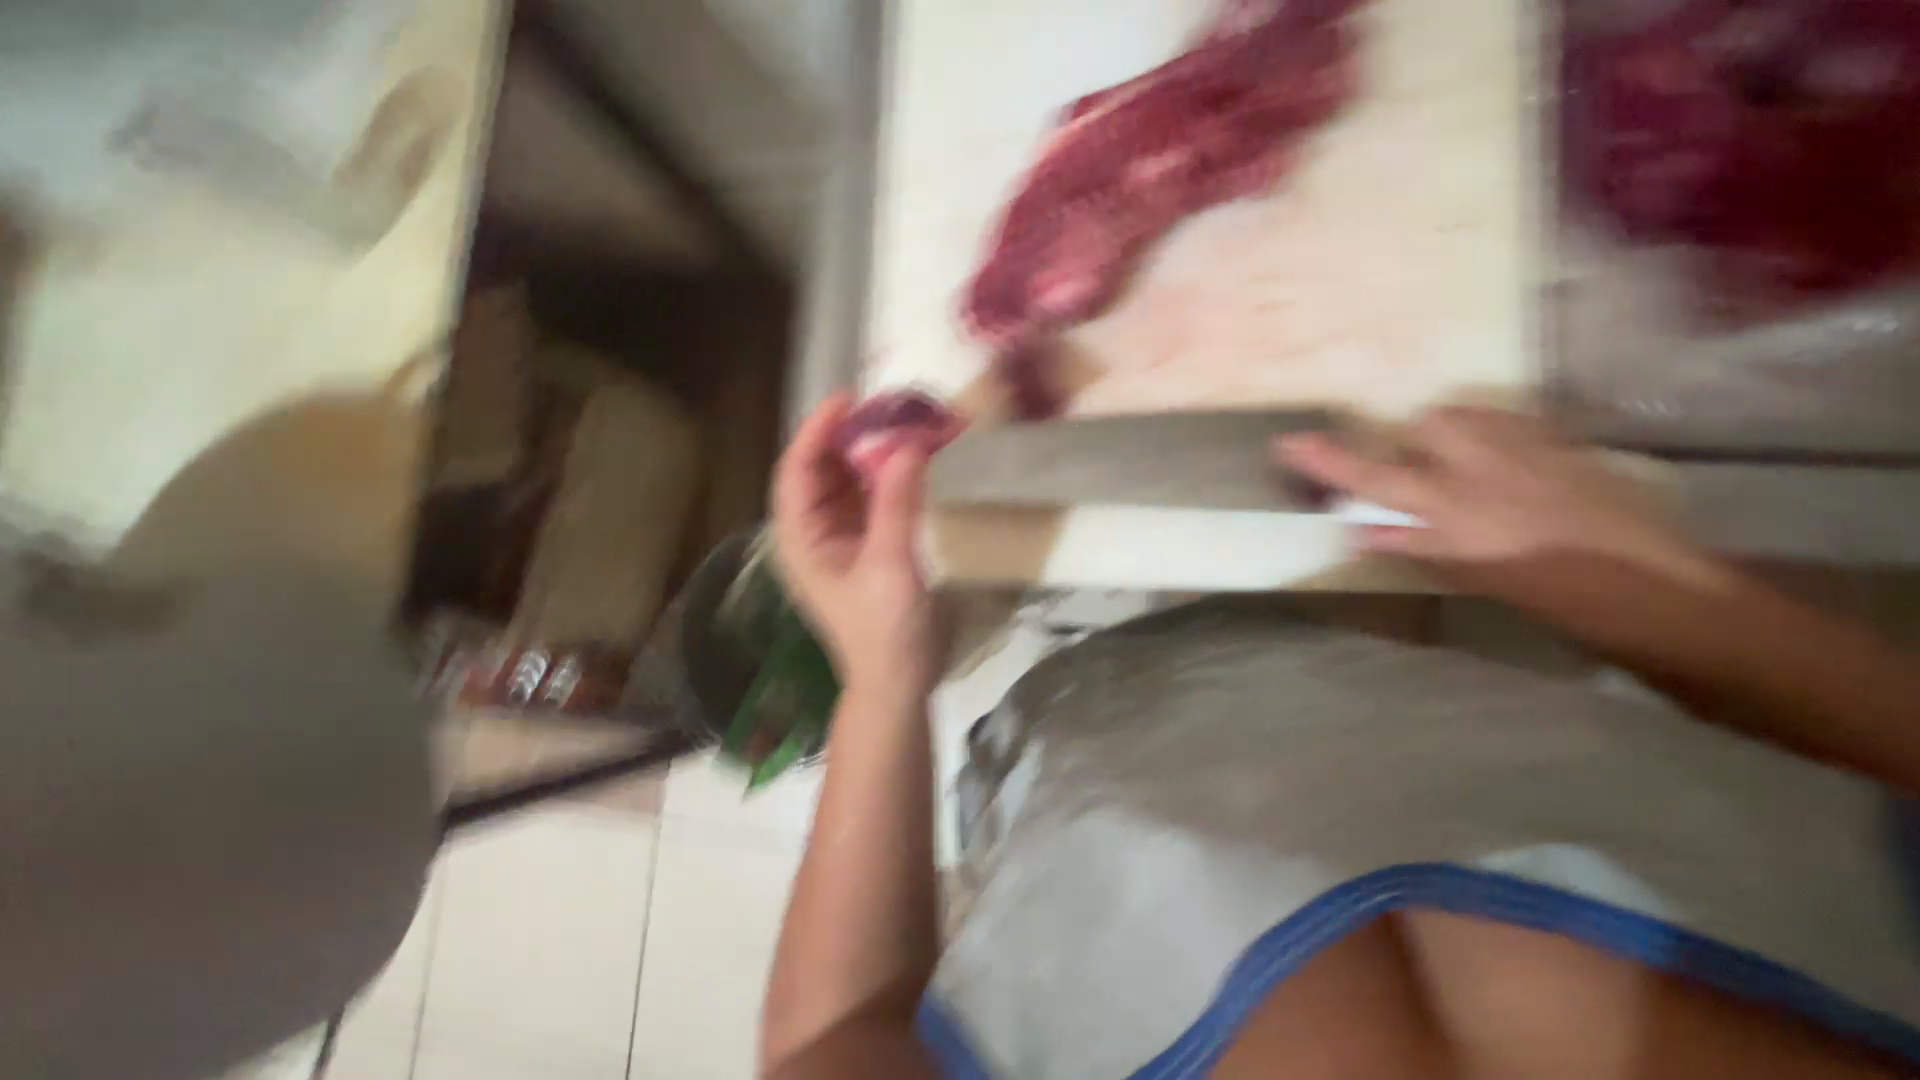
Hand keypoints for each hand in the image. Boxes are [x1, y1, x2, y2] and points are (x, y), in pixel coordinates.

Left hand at [772, 392, 938, 696]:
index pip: (797, 472)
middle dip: (851, 436)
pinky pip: (873, 498)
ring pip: (849, 481)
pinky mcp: (868, 545)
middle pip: (822, 470)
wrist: (899, 683)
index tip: (849, 399)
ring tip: (905, 423)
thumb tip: (908, 445)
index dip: (817, 431)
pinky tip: (914, 458)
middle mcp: (814, 532)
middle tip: (889, 407)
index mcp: (800, 539)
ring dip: (873, 452)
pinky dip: (891, 476)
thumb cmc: (884, 632)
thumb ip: (896, 504)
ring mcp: (841, 538)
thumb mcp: (890, 567)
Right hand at [1275, 406, 1728, 598]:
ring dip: (1453, 431)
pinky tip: (1505, 461)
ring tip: (1461, 462)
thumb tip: (1360, 530)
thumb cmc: (1551, 594)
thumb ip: (1413, 544)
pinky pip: (1512, 421)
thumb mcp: (1471, 575)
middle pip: (1429, 423)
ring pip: (1471, 415)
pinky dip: (1493, 433)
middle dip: (1413, 438)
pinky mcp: (1565, 441)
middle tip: (1419, 473)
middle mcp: (1486, 466)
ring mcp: (1529, 447)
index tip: (1287, 442)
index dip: (1328, 460)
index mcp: (1455, 508)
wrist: (1653, 585)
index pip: (1373, 477)